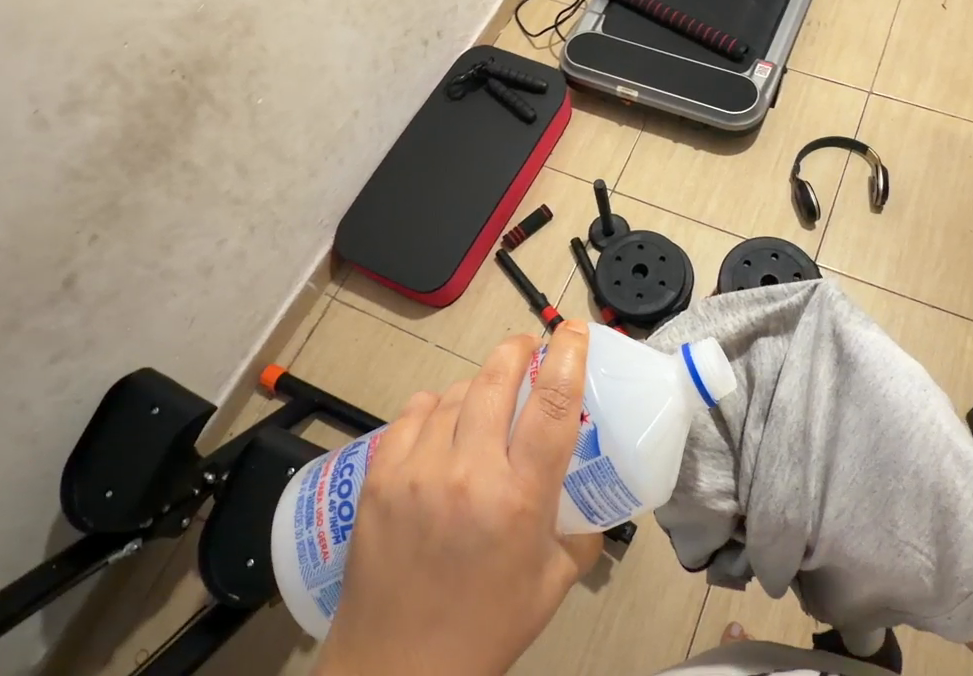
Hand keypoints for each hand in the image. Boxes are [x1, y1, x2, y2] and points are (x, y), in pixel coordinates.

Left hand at [314, 321, 602, 675]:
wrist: (398, 666)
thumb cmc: (487, 625)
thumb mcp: (554, 580)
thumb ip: (581, 527)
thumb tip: (592, 487)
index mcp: (520, 499)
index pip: (552, 405)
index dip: (568, 356)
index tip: (576, 330)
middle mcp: (468, 473)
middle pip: (496, 379)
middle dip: (517, 350)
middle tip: (529, 349)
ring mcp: (417, 470)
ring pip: (453, 393)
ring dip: (477, 386)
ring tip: (486, 402)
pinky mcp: (379, 476)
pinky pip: (412, 412)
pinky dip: (433, 406)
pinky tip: (442, 420)